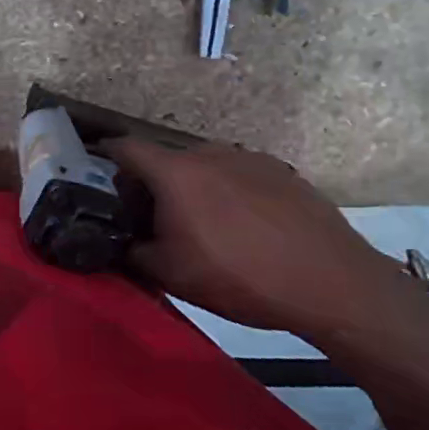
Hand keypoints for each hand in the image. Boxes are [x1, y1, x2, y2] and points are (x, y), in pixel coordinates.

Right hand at [106, 139, 428, 340]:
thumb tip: (122, 243)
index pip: (125, 147)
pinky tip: (246, 227)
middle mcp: (208, 153)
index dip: (106, 157)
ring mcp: (248, 158)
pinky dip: (228, 192)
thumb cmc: (240, 276)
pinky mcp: (281, 170)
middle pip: (165, 160)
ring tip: (204, 225)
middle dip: (152, 183)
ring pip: (204, 167)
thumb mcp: (172, 274)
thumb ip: (134, 252)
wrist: (331, 282)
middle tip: (153, 217)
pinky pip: (239, 175)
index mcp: (175, 172)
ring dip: (193, 188)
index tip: (97, 174)